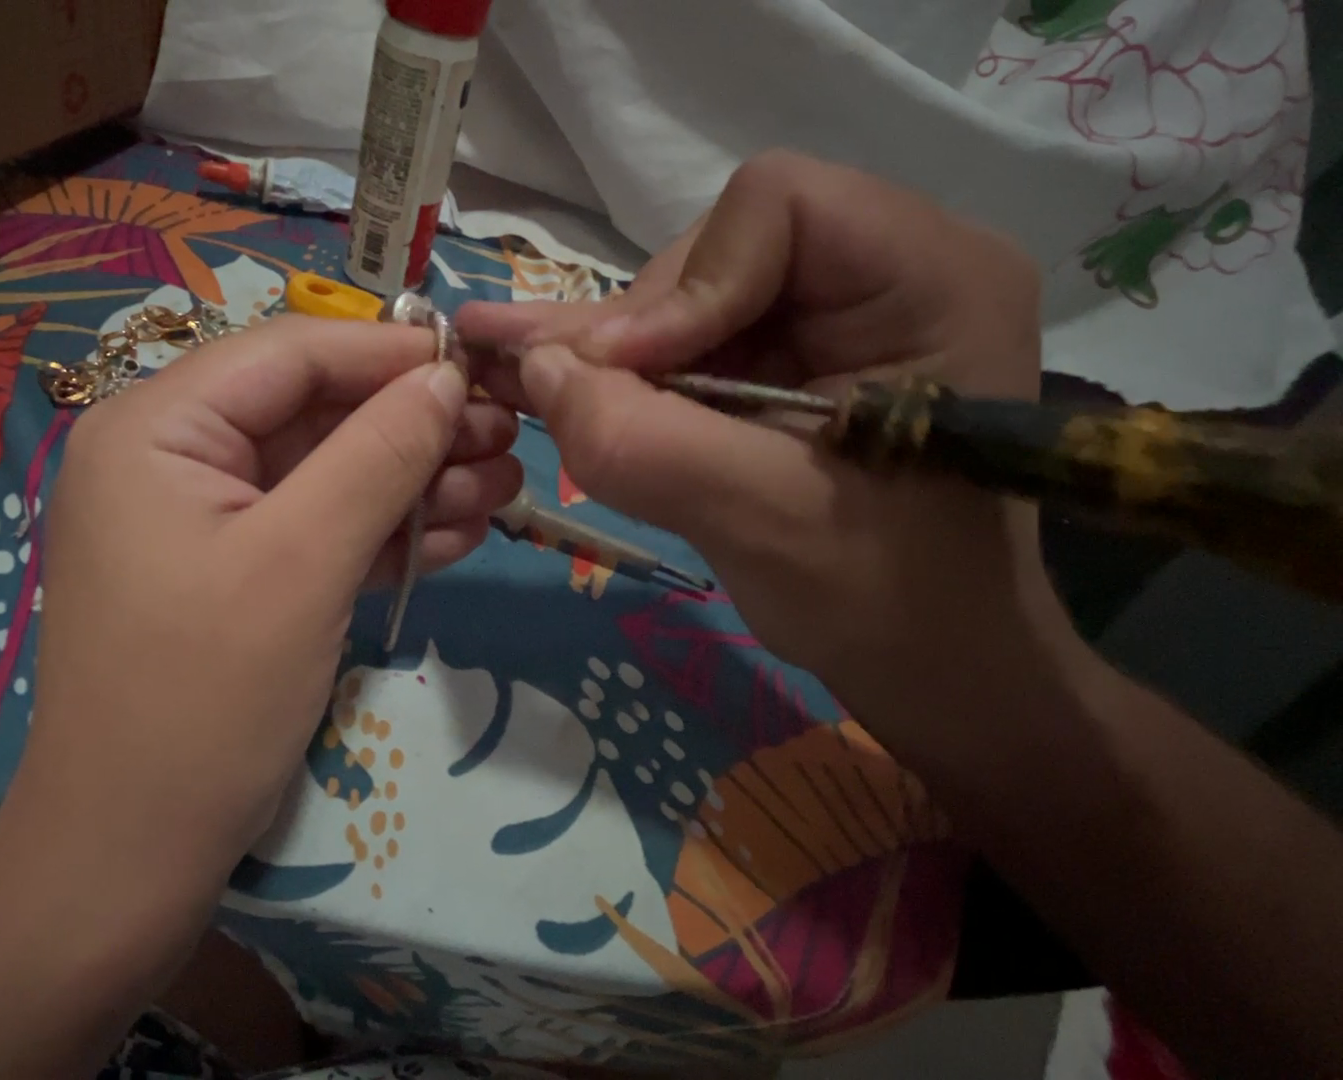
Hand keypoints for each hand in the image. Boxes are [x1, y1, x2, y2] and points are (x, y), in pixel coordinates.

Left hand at [0, 314, 518, 930]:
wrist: (133, 853)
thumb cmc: (205, 699)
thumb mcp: (301, 564)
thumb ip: (377, 456)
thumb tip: (444, 380)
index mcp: (155, 427)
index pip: (288, 354)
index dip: (389, 354)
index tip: (481, 369)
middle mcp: (171, 459)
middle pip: (312, 414)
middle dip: (412, 429)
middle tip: (508, 443)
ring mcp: (201, 523)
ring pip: (323, 476)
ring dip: (412, 483)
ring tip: (502, 493)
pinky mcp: (232, 577)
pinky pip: (313, 532)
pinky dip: (381, 534)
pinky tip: (458, 536)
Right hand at [457, 152, 1065, 731]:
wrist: (923, 660)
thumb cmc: (882, 599)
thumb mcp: (760, 519)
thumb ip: (644, 441)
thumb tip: (534, 368)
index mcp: (929, 281)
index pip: (778, 208)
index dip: (685, 285)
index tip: (625, 374)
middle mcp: (880, 274)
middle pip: (715, 254)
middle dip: (633, 332)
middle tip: (554, 396)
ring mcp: (824, 321)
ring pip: (681, 302)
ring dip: (606, 358)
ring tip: (512, 378)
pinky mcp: (779, 366)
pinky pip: (680, 350)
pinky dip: (612, 377)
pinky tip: (535, 377)